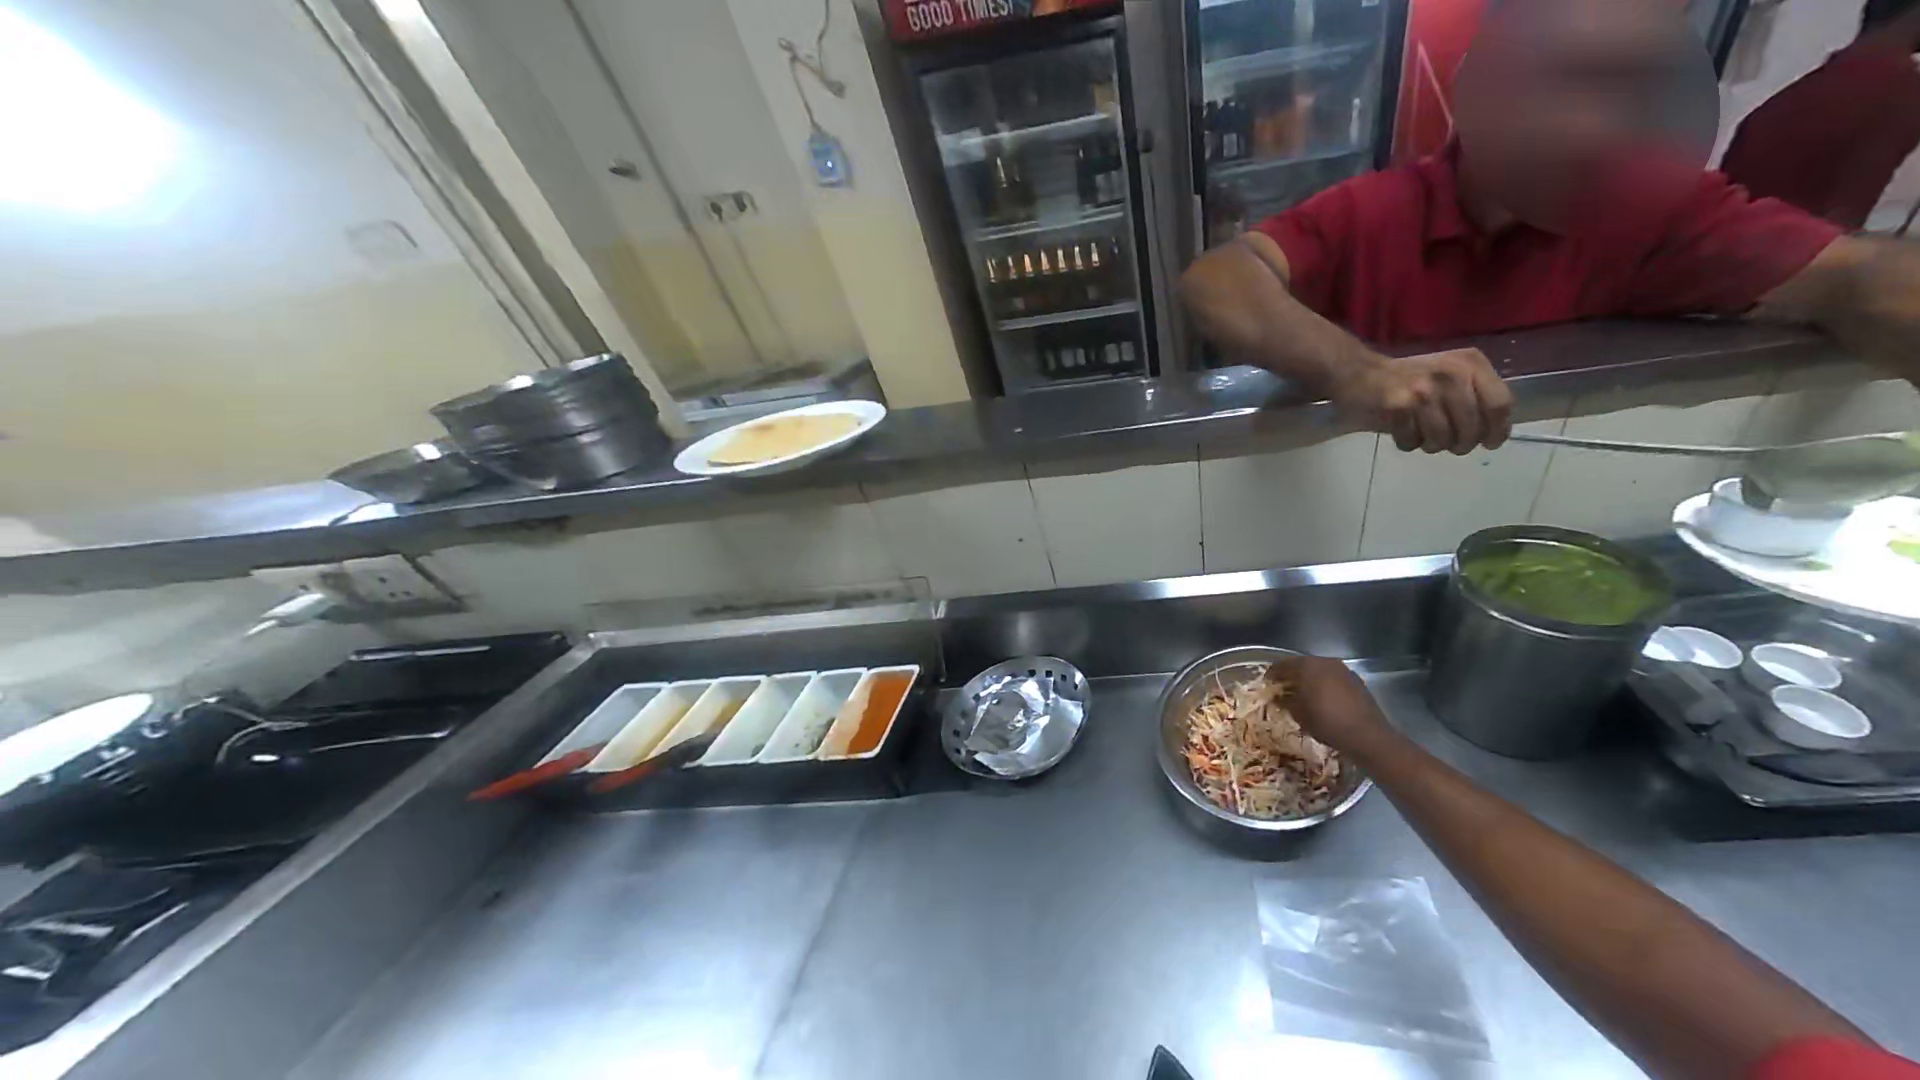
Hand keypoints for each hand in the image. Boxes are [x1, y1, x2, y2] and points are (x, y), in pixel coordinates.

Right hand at [1265, 655, 1394, 755]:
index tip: (1267, 683)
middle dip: (1292, 675)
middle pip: (1302, 664)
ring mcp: (1343, 670)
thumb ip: (1285, 700)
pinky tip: (1323, 699)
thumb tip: (1278, 696)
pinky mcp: (1356, 681)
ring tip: (1303, 694)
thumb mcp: (1298, 713)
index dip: (1272, 674)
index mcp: (1307, 666)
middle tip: (1283, 688)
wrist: (1367, 735)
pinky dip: (1325, 685)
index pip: (1282, 665)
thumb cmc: (1326, 722)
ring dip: (1309, 679)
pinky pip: (1333, 678)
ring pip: (1319, 671)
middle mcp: (1325, 662)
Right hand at [1332, 348, 1513, 453]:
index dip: (1497, 429)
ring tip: (1425, 438)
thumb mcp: (1449, 375)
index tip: (1490, 443)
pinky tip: (1402, 432)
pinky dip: (1408, 443)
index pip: (1500, 403)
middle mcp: (1451, 374)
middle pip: (1472, 426)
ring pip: (1443, 438)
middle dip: (1462, 443)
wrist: (1357, 372)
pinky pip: (1412, 441)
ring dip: (1434, 446)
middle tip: (1453, 446)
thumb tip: (1491, 431)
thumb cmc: (1406, 378)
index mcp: (1470, 363)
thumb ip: (1473, 394)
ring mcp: (1423, 390)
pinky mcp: (1398, 406)